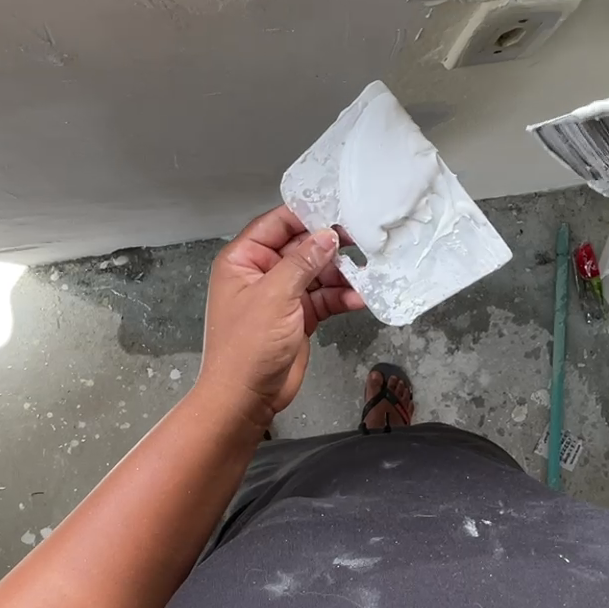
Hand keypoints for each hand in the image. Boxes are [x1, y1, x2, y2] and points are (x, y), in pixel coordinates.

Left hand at [195, 206, 365, 425]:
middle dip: (330, 246)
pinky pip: (323, 298)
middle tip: (360, 240)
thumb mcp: (275, 296)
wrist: (246, 398)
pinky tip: (358, 298)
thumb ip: (302, 262)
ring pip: (317, 273)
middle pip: (301, 248)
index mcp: (243, 260)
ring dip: (340, 275)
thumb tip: (326, 235)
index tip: (335, 209)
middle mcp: (262, 273)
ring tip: (365, 274)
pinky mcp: (298, 317)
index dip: (305, 215)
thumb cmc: (246, 348)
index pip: (276, 224)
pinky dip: (340, 297)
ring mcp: (281, 296)